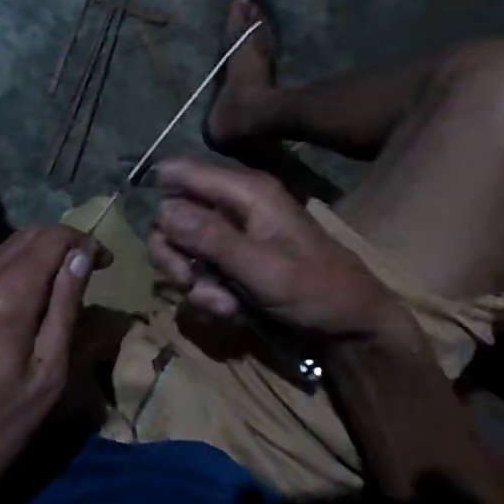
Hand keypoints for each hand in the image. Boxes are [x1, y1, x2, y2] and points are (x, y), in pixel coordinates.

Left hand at [0, 226, 101, 503]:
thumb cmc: (3, 420)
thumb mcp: (49, 369)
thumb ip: (65, 304)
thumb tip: (82, 255)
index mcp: (9, 291)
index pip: (52, 238)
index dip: (84, 241)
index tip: (107, 261)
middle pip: (31, 234)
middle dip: (66, 241)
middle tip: (95, 267)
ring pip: (13, 244)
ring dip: (45, 249)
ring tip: (74, 277)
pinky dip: (25, 262)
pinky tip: (42, 291)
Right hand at [146, 157, 404, 340]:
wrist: (350, 332)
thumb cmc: (316, 292)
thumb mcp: (264, 269)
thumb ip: (211, 239)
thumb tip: (162, 211)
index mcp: (245, 191)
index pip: (180, 170)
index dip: (156, 192)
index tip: (153, 230)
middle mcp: (231, 205)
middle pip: (170, 213)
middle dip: (172, 252)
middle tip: (187, 280)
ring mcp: (228, 234)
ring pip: (177, 246)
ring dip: (190, 279)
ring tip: (221, 303)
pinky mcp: (227, 261)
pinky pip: (195, 270)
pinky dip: (206, 293)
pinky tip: (231, 310)